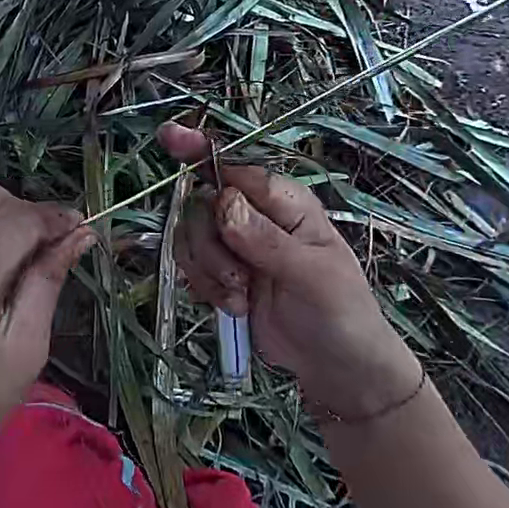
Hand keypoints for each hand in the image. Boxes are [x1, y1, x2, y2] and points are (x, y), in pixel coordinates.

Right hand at [158, 122, 420, 419]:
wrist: (337, 370)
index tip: (167, 138)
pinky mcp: (220, 271)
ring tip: (242, 299)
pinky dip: (204, 287)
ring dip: (208, 272)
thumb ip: (267, 240)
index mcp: (284, 200)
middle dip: (210, 246)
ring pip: (190, 235)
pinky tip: (235, 307)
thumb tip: (223, 202)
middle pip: (202, 204)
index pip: (235, 167)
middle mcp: (255, 213)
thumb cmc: (341, 313)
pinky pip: (189, 263)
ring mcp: (235, 243)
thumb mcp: (312, 276)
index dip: (199, 151)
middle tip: (239, 279)